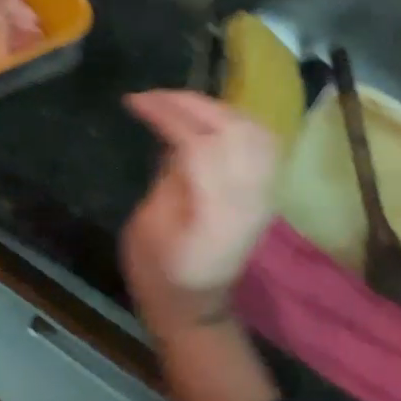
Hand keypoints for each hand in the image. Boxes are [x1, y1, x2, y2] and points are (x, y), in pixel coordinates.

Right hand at [121, 91, 278, 338]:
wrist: (195, 305)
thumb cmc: (157, 272)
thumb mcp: (146, 227)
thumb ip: (166, 180)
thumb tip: (172, 140)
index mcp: (214, 211)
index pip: (200, 144)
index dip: (168, 115)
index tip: (134, 101)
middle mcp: (250, 198)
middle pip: (234, 131)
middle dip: (192, 103)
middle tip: (152, 95)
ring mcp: (265, 195)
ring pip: (255, 132)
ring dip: (217, 108)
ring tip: (178, 102)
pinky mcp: (266, 192)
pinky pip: (263, 144)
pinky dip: (237, 121)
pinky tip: (210, 118)